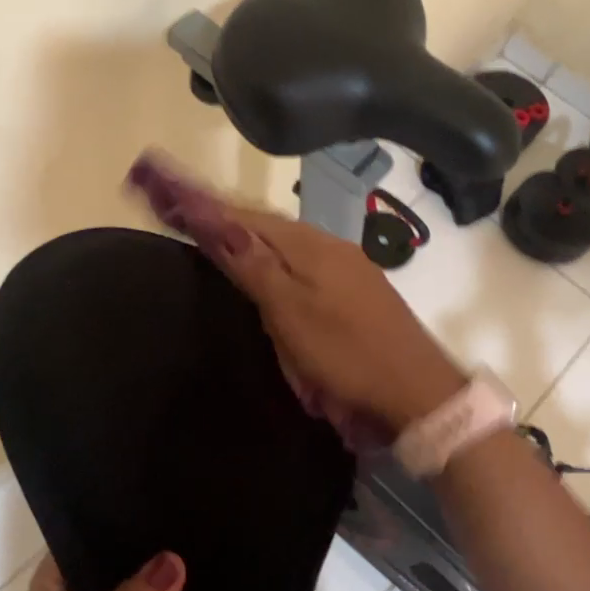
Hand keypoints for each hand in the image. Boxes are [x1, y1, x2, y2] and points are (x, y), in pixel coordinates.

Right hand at [212, 206, 465, 430]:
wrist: (417, 391)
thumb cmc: (345, 354)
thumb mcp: (289, 313)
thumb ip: (254, 266)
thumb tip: (218, 222)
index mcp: (310, 246)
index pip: (248, 217)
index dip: (209, 209)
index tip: (172, 198)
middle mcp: (331, 246)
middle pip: (270, 228)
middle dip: (232, 223)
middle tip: (191, 221)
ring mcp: (351, 269)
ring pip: (291, 248)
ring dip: (256, 244)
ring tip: (223, 246)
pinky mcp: (361, 293)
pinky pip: (308, 268)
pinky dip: (281, 268)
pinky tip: (273, 282)